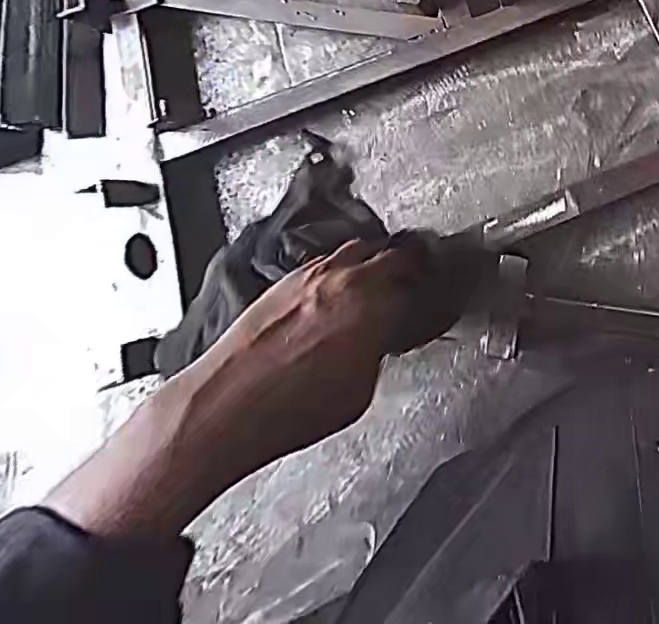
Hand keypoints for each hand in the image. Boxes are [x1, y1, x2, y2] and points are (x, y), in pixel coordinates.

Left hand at [171, 239, 431, 474]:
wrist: (227, 406)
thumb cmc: (288, 408)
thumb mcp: (359, 390)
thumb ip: (377, 349)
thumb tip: (378, 338)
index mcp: (371, 304)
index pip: (413, 279)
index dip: (427, 284)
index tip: (431, 288)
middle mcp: (342, 280)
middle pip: (388, 253)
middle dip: (405, 263)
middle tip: (413, 274)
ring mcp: (312, 276)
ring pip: (355, 249)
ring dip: (372, 259)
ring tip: (377, 277)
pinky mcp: (286, 281)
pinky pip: (325, 261)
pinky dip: (340, 267)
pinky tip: (339, 288)